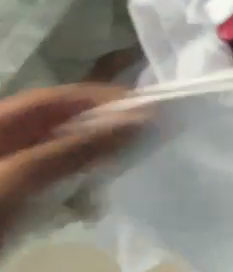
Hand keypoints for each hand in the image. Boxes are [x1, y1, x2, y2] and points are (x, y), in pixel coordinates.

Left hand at [0, 85, 146, 244]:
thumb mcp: (18, 181)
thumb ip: (79, 145)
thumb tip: (147, 116)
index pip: (53, 99)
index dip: (101, 99)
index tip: (147, 110)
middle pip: (54, 126)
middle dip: (98, 133)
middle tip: (137, 143)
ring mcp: (0, 174)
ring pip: (52, 155)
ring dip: (87, 163)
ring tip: (113, 177)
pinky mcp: (3, 201)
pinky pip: (41, 182)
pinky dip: (67, 188)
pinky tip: (83, 204)